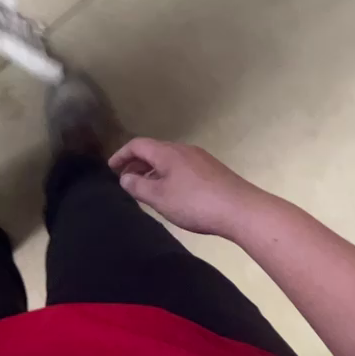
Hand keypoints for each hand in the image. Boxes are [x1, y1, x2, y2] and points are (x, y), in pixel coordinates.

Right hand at [108, 138, 267, 237]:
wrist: (243, 211)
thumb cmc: (195, 203)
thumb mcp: (159, 197)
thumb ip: (137, 186)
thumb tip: (125, 177)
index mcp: (168, 152)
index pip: (137, 145)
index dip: (121, 155)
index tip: (111, 169)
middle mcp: (184, 150)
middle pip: (154, 150)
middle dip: (136, 163)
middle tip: (126, 180)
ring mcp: (201, 159)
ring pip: (169, 160)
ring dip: (153, 170)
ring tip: (146, 189)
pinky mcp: (213, 171)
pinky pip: (182, 167)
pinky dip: (168, 175)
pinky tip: (171, 193)